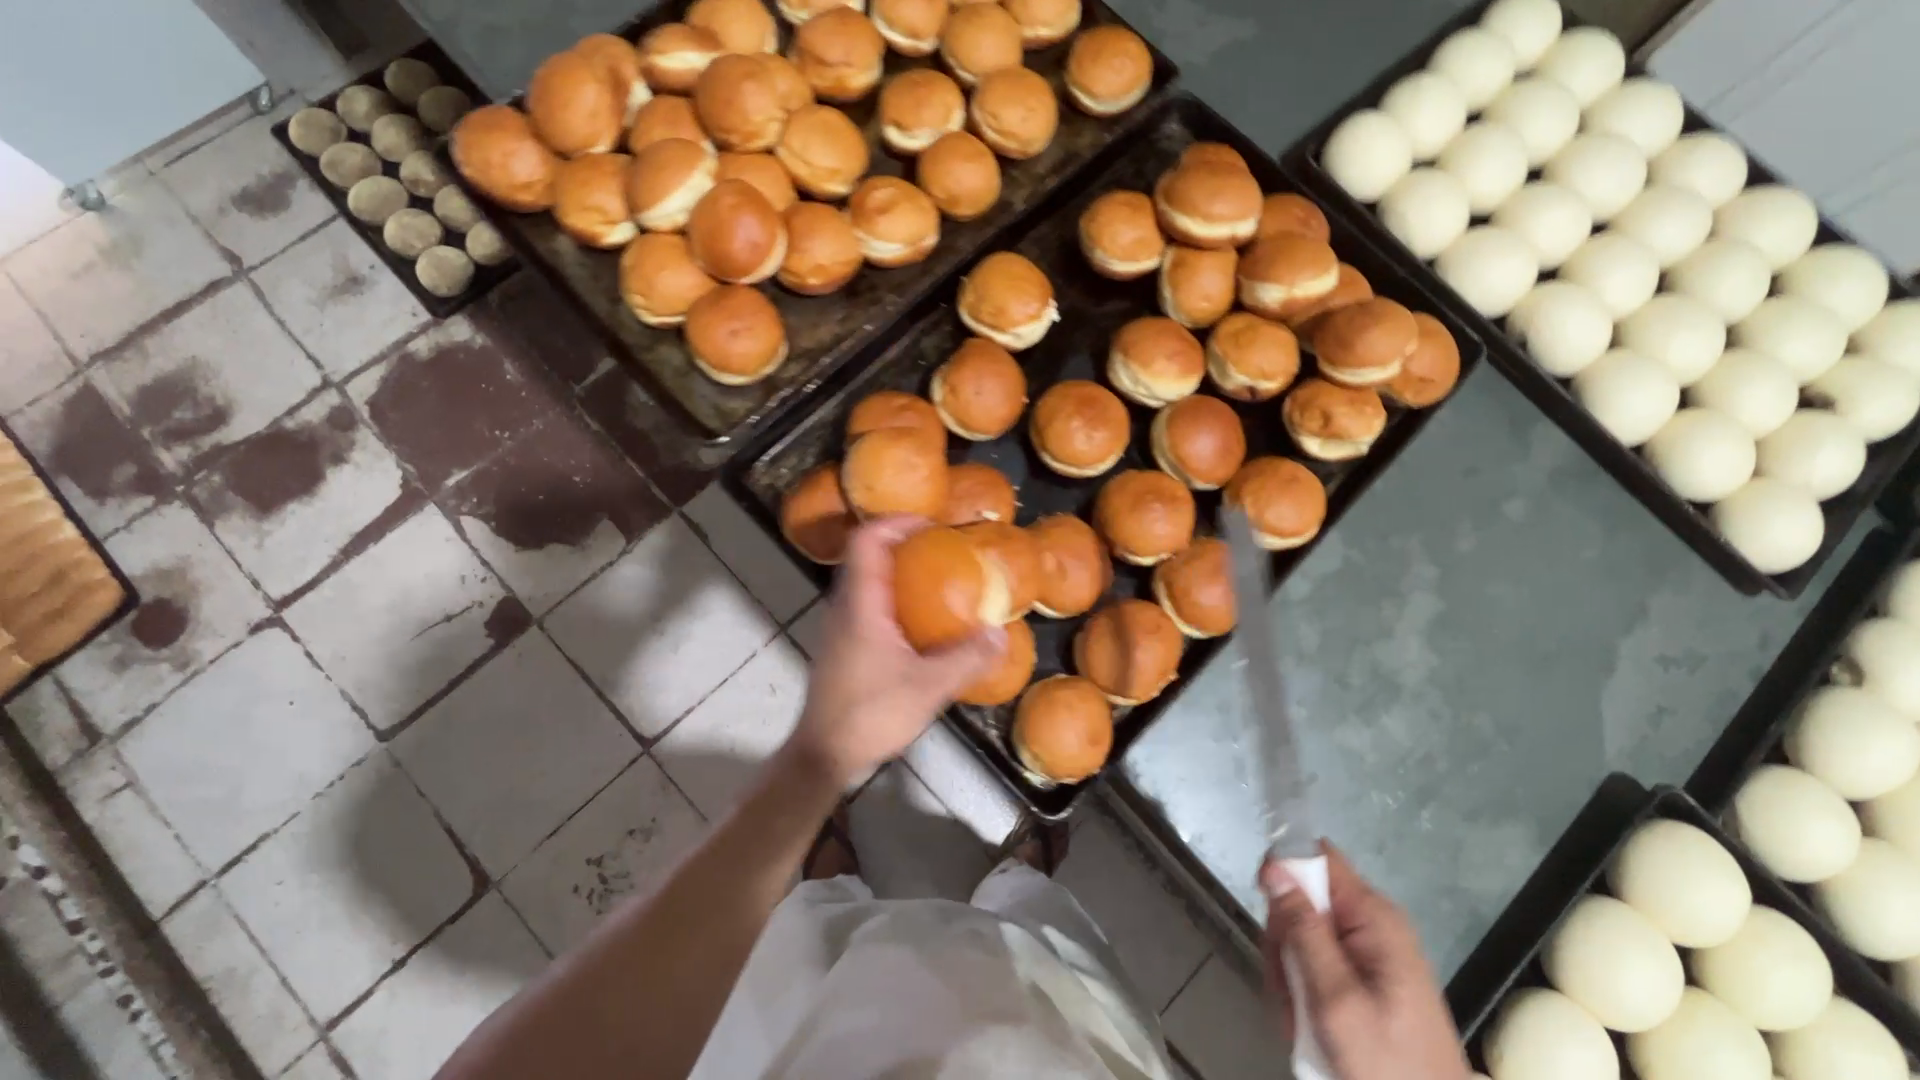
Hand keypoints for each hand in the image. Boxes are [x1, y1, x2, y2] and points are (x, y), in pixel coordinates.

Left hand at [787, 517, 1005, 786]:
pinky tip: (924, 629)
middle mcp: (844, 608)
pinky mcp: (842, 650)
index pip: (867, 540)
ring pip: (869, 585)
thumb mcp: (928, 687)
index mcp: (860, 605)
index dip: (897, 522)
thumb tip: (1000, 633)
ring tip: (942, 586)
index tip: (934, 526)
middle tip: (947, 554)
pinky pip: (869, 610)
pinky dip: (896, 604)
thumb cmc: (870, 715)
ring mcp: (839, 630)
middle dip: (907, 547)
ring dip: (902, 577)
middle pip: (869, 558)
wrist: (823, 756)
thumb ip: (966, 658)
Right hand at [1261, 844, 1472, 1079]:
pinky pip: (1319, 959)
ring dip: (1290, 969)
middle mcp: (1373, 922)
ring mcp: (1371, 949)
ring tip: (1299, 1014)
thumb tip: (1274, 866)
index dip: (1284, 871)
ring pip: (1305, 932)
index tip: (1269, 916)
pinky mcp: (1368, 973)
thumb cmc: (1386, 1060)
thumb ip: (1304, 930)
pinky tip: (1308, 1018)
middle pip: (1305, 897)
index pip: (1318, 856)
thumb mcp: (1335, 998)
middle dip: (1284, 938)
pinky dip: (1305, 985)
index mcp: (1373, 917)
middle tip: (1286, 985)